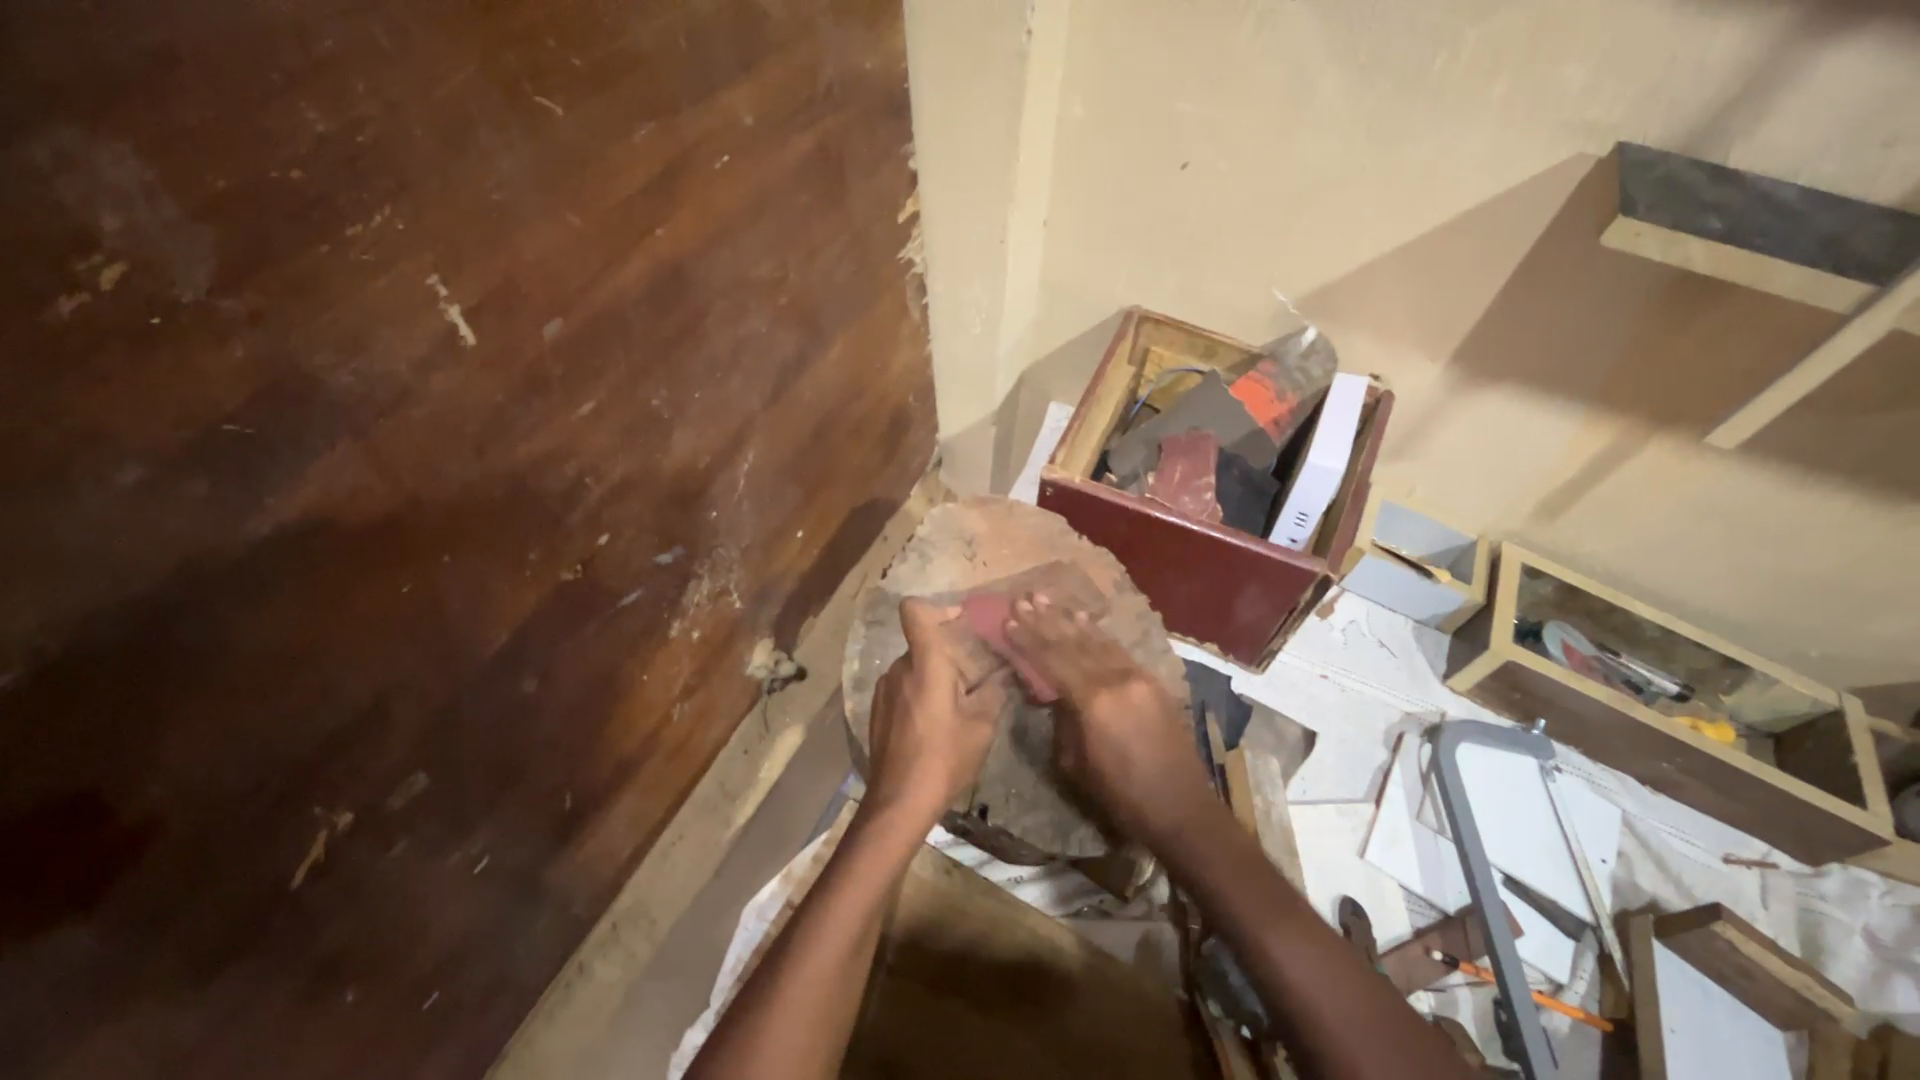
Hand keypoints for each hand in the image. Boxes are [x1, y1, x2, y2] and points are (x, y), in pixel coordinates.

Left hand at [863, 597, 1009, 825]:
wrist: (900, 800)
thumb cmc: (944, 757)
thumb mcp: (982, 725)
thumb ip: (992, 690)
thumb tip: (1001, 673)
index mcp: (924, 663)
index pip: (915, 611)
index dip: (936, 607)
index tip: (960, 621)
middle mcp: (898, 668)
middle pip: (922, 642)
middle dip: (949, 652)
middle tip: (977, 674)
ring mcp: (884, 690)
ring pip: (913, 667)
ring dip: (935, 675)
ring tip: (960, 703)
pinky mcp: (878, 710)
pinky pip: (903, 687)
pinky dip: (921, 693)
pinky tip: (937, 722)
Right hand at [1002, 593, 1213, 843]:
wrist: (1180, 809)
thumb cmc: (1120, 796)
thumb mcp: (1074, 764)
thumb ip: (1062, 721)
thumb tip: (1054, 695)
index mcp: (1093, 700)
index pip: (1052, 660)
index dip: (1027, 639)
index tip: (1008, 619)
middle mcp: (1116, 679)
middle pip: (1073, 643)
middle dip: (1045, 621)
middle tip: (1023, 598)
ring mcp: (1139, 677)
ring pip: (1097, 640)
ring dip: (1070, 619)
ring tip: (1047, 599)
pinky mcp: (1153, 682)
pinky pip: (1117, 650)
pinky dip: (1097, 633)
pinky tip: (1085, 621)